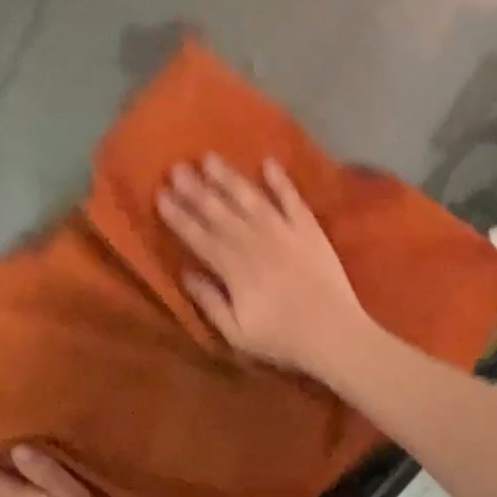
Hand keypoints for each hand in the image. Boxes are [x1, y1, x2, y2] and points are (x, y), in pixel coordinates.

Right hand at [155, 155, 373, 374]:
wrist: (335, 333)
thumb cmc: (283, 339)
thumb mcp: (237, 333)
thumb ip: (210, 301)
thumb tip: (186, 274)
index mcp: (233, 269)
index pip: (199, 237)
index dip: (179, 217)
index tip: (161, 196)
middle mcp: (254, 242)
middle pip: (219, 212)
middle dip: (196, 189)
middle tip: (177, 167)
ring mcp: (284, 232)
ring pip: (250, 199)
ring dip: (229, 178)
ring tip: (210, 158)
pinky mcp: (309, 230)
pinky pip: (292, 200)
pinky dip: (280, 181)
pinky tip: (268, 163)